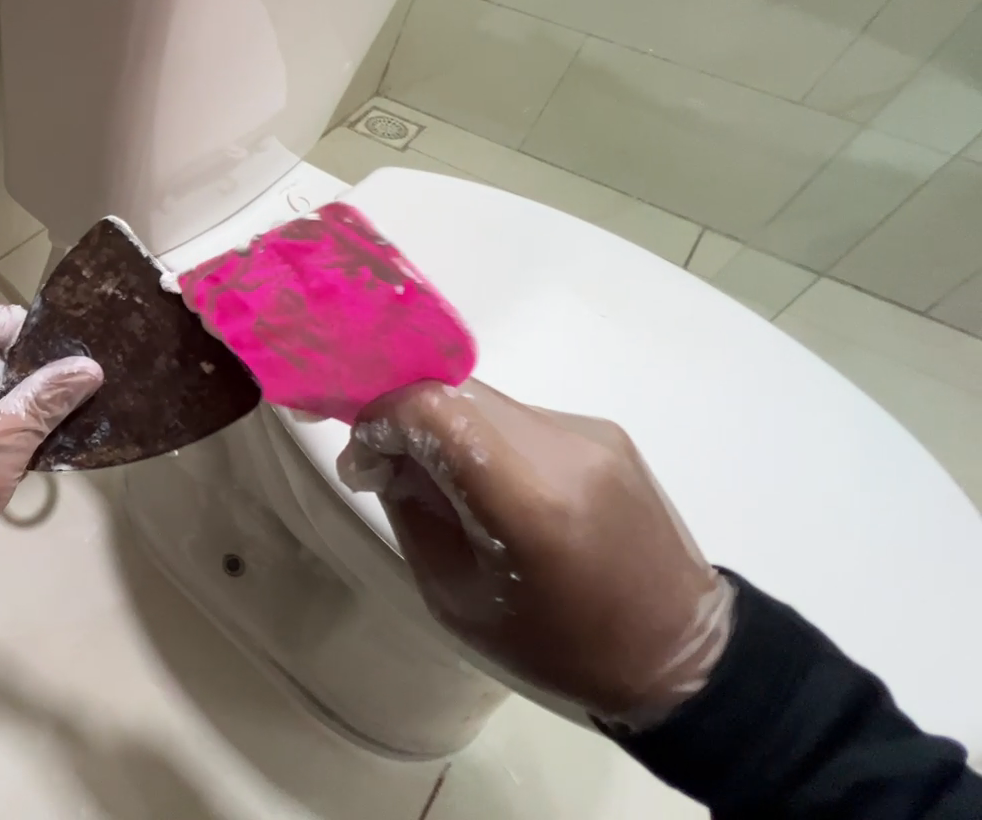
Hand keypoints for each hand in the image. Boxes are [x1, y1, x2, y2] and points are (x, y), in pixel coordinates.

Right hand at [338, 379, 734, 728]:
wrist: (687, 658)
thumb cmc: (557, 644)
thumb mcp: (454, 595)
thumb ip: (411, 510)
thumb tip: (380, 456)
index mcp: (527, 500)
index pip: (431, 407)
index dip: (379, 418)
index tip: (363, 460)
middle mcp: (563, 448)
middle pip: (450, 394)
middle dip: (401, 420)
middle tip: (384, 468)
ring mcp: (589, 433)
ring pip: (480, 400)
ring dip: (439, 428)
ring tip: (435, 482)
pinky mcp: (603, 432)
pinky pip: (514, 415)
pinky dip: (479, 436)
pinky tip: (487, 486)